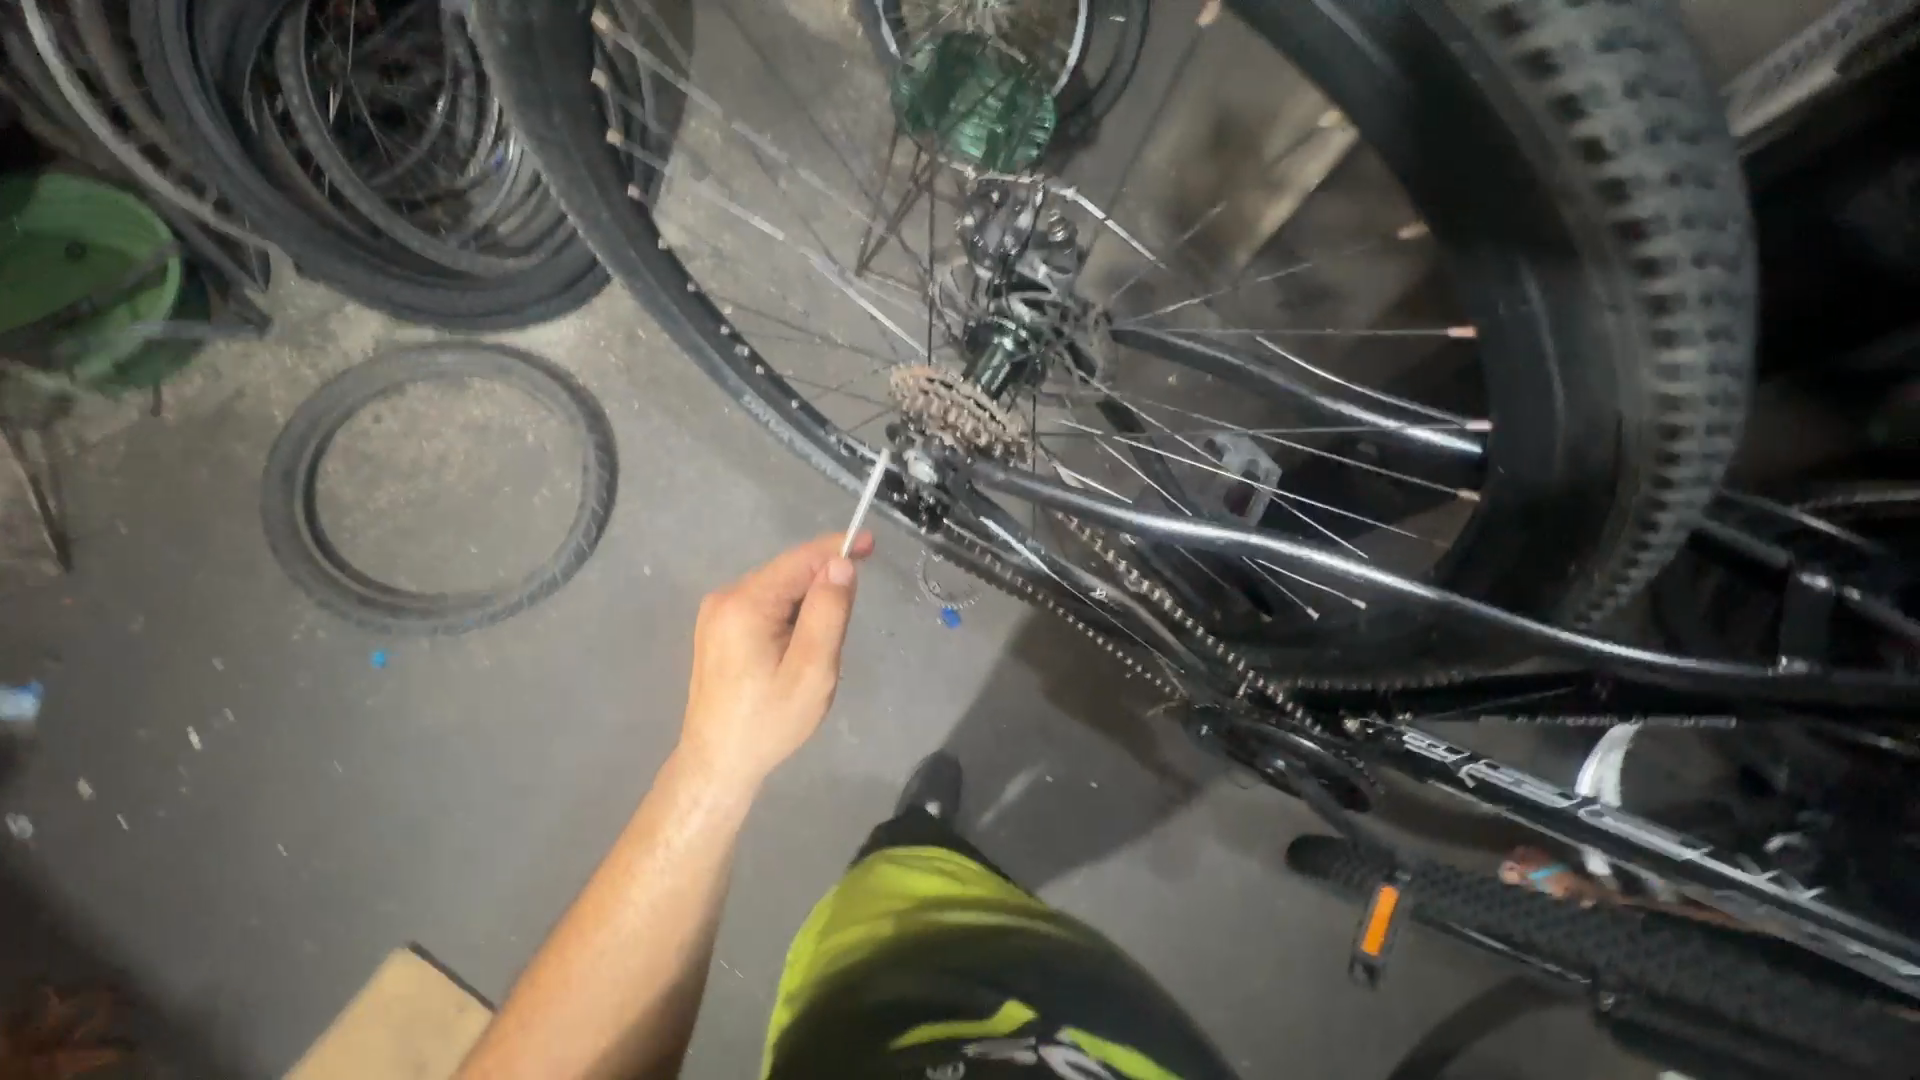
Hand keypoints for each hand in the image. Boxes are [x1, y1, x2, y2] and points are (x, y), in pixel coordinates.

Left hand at [678, 531, 874, 788]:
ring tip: (815, 655)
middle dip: (823, 591)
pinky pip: (766, 607)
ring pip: (780, 591)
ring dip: (808, 609)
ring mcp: (718, 613)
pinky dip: (790, 619)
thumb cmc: (769, 722)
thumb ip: (828, 612)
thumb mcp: (812, 670)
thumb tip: (840, 563)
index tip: (870, 544)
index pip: (801, 559)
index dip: (837, 549)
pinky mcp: (718, 629)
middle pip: (790, 574)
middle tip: (838, 639)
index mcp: (746, 603)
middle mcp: (726, 596)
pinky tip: (794, 653)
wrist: (717, 762)